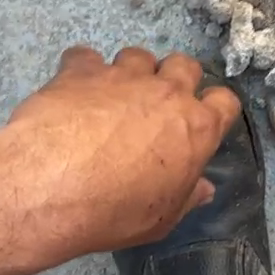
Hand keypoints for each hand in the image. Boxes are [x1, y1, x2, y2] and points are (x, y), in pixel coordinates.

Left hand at [0, 47, 241, 264]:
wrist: (48, 190)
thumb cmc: (115, 211)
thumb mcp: (162, 218)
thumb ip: (187, 196)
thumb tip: (204, 188)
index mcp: (198, 127)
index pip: (226, 101)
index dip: (214, 108)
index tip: (200, 120)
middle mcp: (168, 93)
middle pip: (185, 65)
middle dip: (175, 78)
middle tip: (157, 102)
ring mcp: (124, 77)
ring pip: (138, 55)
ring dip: (131, 72)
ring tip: (112, 95)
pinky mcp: (81, 71)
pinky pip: (85, 56)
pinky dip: (81, 69)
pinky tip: (72, 90)